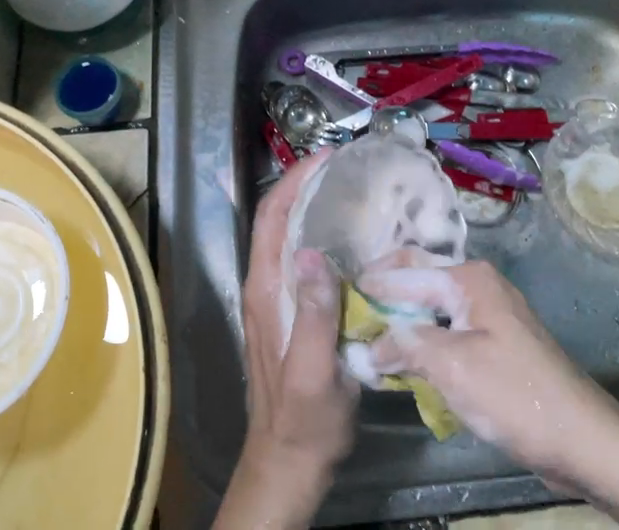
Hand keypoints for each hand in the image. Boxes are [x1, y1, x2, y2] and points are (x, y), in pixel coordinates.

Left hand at [213, 153, 357, 529]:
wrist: (289, 461)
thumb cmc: (304, 420)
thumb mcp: (314, 371)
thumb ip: (313, 315)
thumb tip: (313, 253)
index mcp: (266, 291)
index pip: (272, 219)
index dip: (294, 182)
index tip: (327, 157)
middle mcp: (265, 287)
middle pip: (278, 221)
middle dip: (304, 186)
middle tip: (346, 167)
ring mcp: (276, 301)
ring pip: (289, 238)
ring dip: (312, 207)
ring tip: (352, 190)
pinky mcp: (290, 314)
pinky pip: (302, 261)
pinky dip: (321, 236)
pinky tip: (352, 240)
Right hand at [362, 260, 618, 529]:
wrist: (579, 437)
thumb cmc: (514, 394)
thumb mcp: (451, 367)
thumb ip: (404, 344)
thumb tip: (367, 342)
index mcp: (469, 278)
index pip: (405, 269)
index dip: (368, 283)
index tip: (334, 295)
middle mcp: (479, 285)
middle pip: (419, 282)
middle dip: (383, 299)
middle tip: (345, 316)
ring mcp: (488, 314)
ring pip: (431, 309)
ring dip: (401, 324)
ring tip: (363, 339)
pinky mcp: (494, 343)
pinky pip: (447, 331)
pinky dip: (422, 342)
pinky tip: (400, 361)